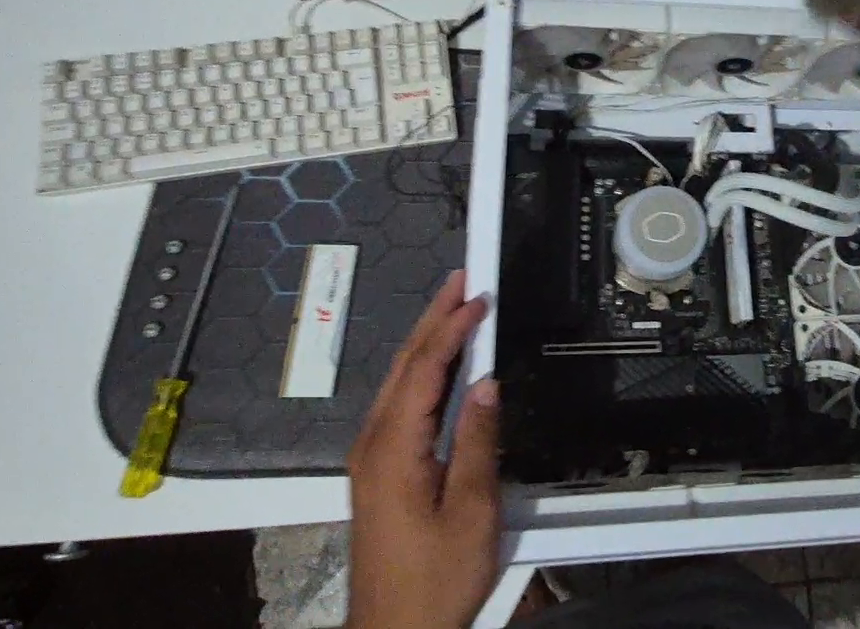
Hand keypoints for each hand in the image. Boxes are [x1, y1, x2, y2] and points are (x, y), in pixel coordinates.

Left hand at [346, 272, 499, 628]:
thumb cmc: (436, 579)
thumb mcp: (470, 512)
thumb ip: (477, 442)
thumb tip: (486, 382)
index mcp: (394, 448)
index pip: (425, 369)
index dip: (452, 328)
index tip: (480, 297)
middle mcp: (374, 441)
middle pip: (404, 364)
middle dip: (434, 318)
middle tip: (462, 280)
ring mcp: (372, 455)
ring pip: (400, 380)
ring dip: (429, 340)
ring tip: (456, 307)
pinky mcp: (379, 468)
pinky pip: (402, 402)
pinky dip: (426, 372)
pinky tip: (446, 365)